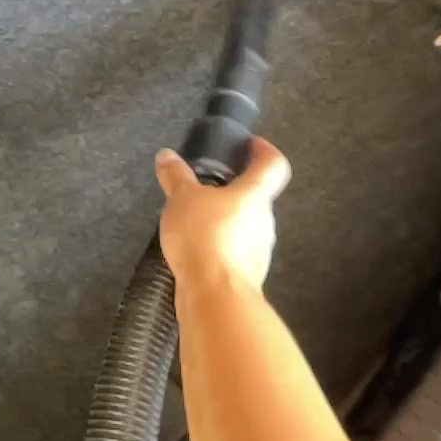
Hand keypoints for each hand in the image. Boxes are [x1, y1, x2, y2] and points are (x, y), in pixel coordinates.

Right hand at [154, 138, 292, 293]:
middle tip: (209, 187)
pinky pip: (235, 252)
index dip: (264, 151)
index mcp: (255, 194)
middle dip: (235, 191)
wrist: (214, 294)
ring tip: (196, 221)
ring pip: (246, 227)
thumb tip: (167, 156)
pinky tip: (197, 250)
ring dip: (227, 221)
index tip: (250, 146)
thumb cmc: (204, 236)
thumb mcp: (182, 199)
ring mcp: (259, 250)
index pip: (273, 164)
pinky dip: (220, 247)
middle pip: (257, 198)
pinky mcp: (247, 274)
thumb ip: (176, 177)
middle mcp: (265, 221)